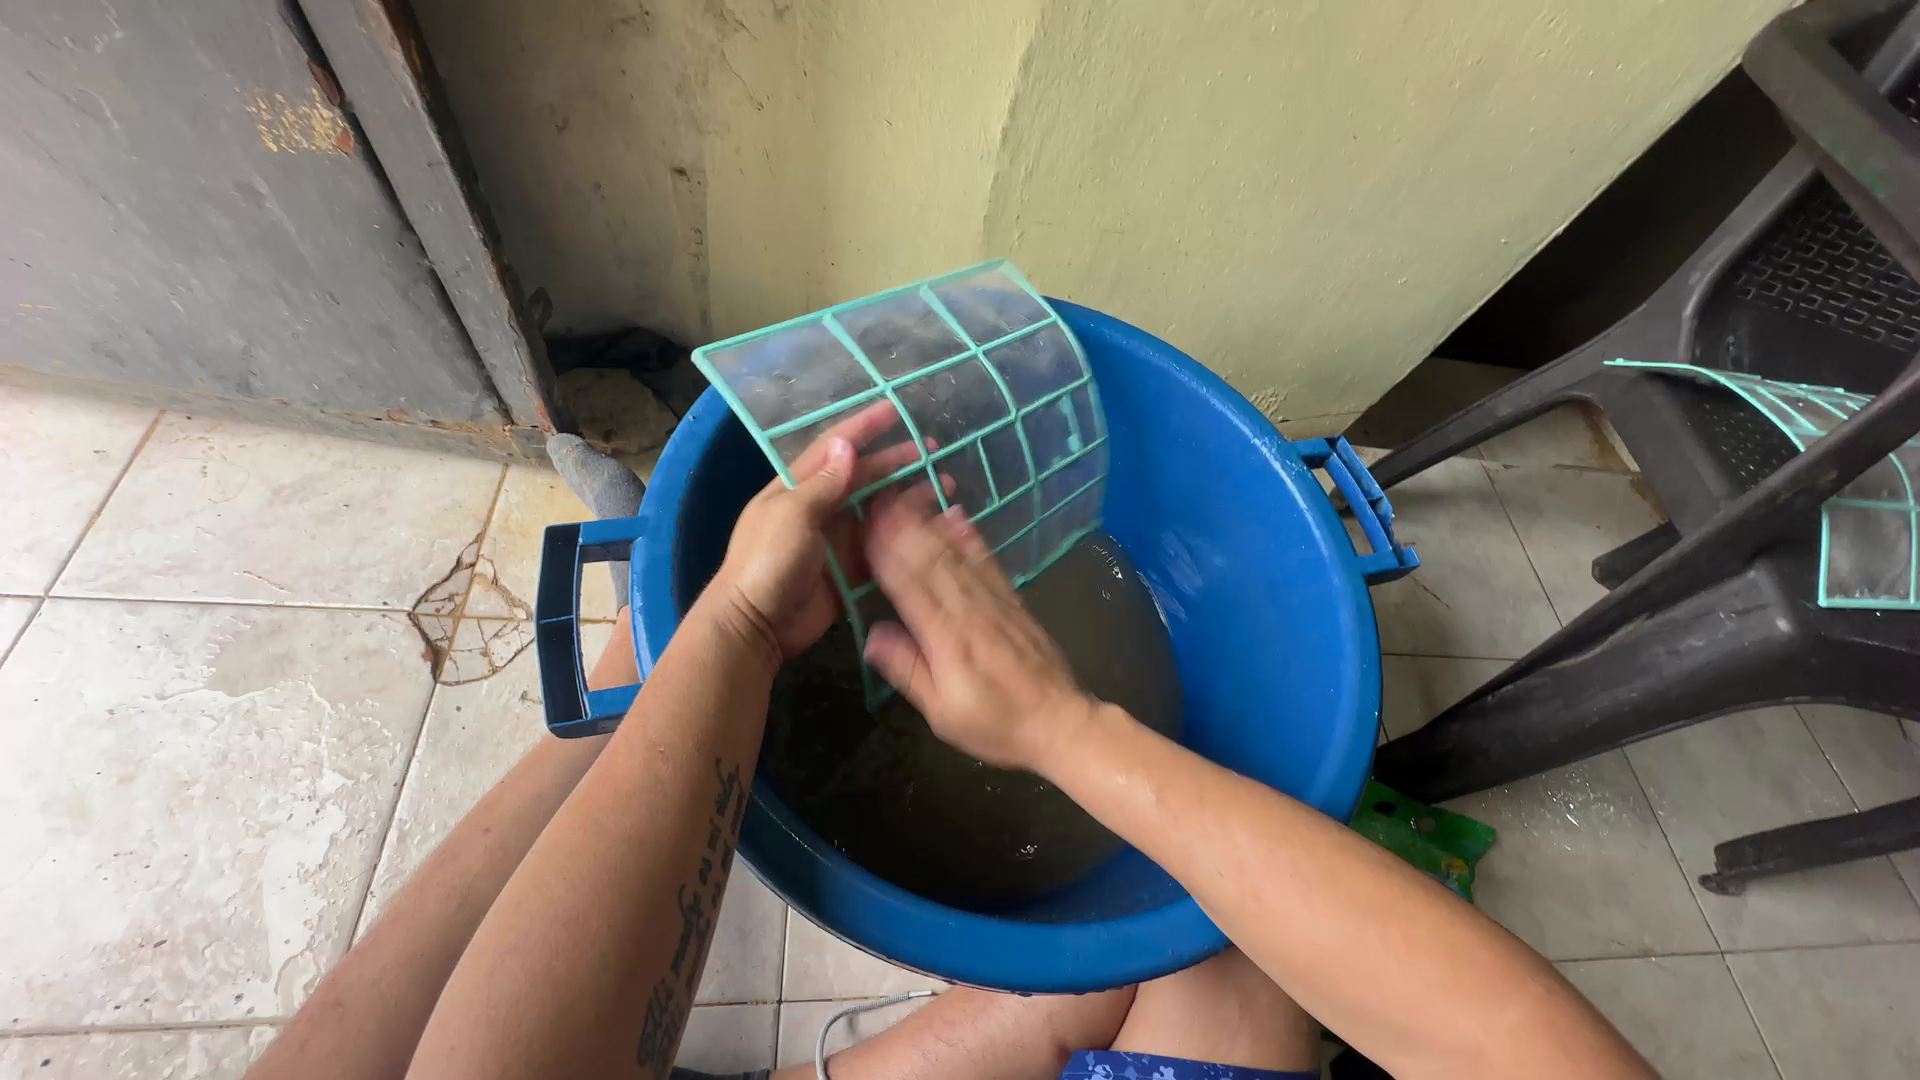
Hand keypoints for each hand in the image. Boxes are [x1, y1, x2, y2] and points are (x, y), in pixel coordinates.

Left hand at [703, 400, 938, 664]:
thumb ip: (823, 483)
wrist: (756, 625)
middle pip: (864, 476)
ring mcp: (835, 539)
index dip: (864, 426)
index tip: (895, 409)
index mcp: (798, 486)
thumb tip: (848, 445)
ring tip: (942, 487)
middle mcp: (819, 506)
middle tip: (933, 453)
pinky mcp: (848, 568)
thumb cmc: (766, 562)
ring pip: (877, 509)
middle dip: (897, 462)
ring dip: (906, 496)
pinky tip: (928, 527)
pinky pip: (880, 544)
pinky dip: (903, 534)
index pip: (835, 446)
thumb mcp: (793, 515)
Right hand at [859, 488, 1098, 770]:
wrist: (1060, 722)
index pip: (909, 586)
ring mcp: (995, 602)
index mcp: (947, 638)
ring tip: (906, 496)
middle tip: (878, 497)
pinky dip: (969, 538)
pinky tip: (956, 516)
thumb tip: (872, 634)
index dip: (885, 553)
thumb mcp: (942, 713)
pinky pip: (988, 562)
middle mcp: (970, 610)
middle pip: (931, 560)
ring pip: (957, 555)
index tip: (864, 525)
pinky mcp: (1013, 601)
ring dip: (929, 523)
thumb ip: (908, 670)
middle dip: (902, 527)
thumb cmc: (996, 725)